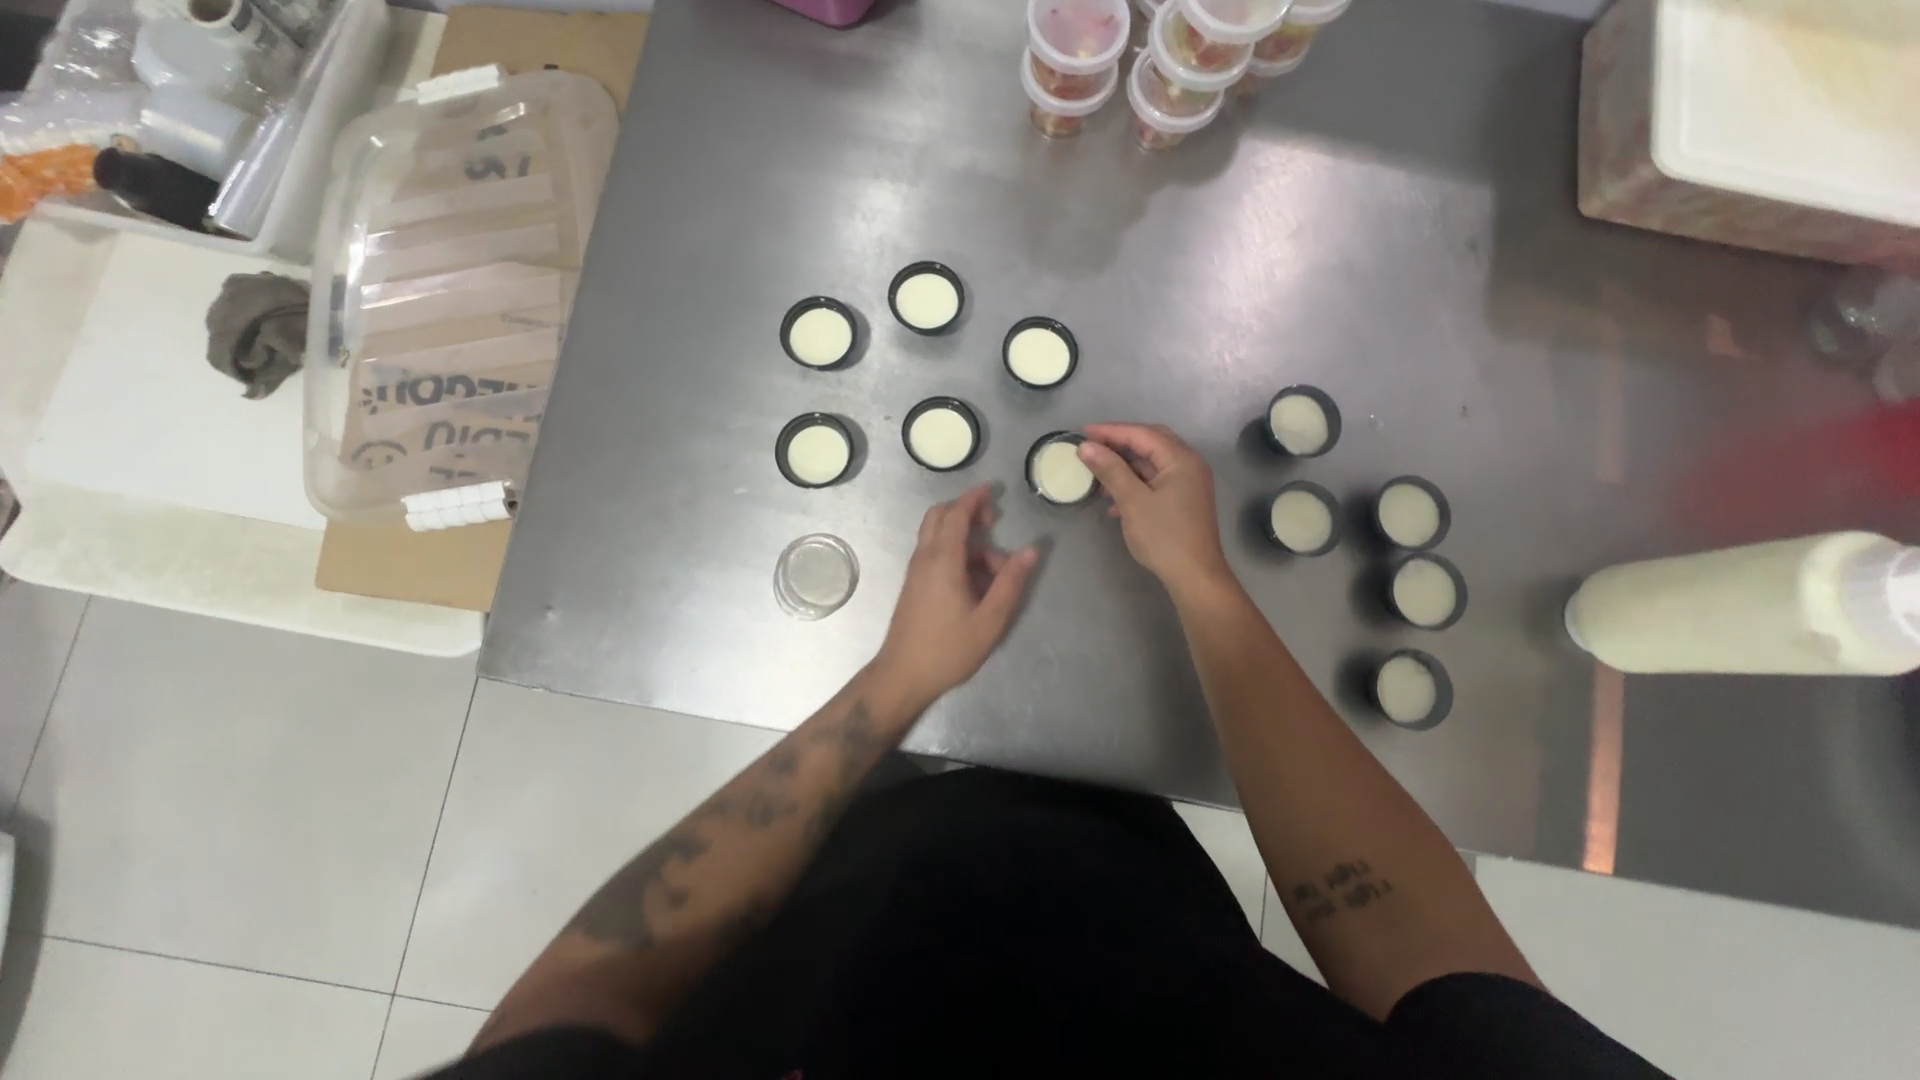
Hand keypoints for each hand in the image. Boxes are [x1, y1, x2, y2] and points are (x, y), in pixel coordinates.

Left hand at [872, 485, 1038, 707]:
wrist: (902, 676)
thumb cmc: (948, 650)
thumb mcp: (989, 620)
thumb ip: (1010, 583)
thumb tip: (1031, 551)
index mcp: (942, 561)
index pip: (956, 514)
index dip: (974, 498)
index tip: (993, 489)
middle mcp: (924, 559)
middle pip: (940, 517)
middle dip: (966, 512)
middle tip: (993, 522)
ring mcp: (916, 572)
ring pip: (939, 538)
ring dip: (966, 542)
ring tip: (996, 572)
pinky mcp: (915, 586)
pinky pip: (935, 555)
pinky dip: (956, 556)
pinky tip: (977, 585)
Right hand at [1078, 423, 1232, 597]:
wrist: (1195, 576)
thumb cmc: (1164, 537)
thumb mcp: (1132, 501)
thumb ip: (1110, 470)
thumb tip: (1086, 447)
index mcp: (1181, 459)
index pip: (1141, 434)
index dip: (1110, 431)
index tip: (1081, 433)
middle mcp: (1189, 464)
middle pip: (1150, 442)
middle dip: (1119, 444)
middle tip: (1090, 447)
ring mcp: (1188, 482)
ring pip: (1152, 463)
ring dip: (1124, 466)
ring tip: (1097, 477)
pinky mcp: (1183, 499)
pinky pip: (1155, 481)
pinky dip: (1134, 484)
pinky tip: (1113, 502)